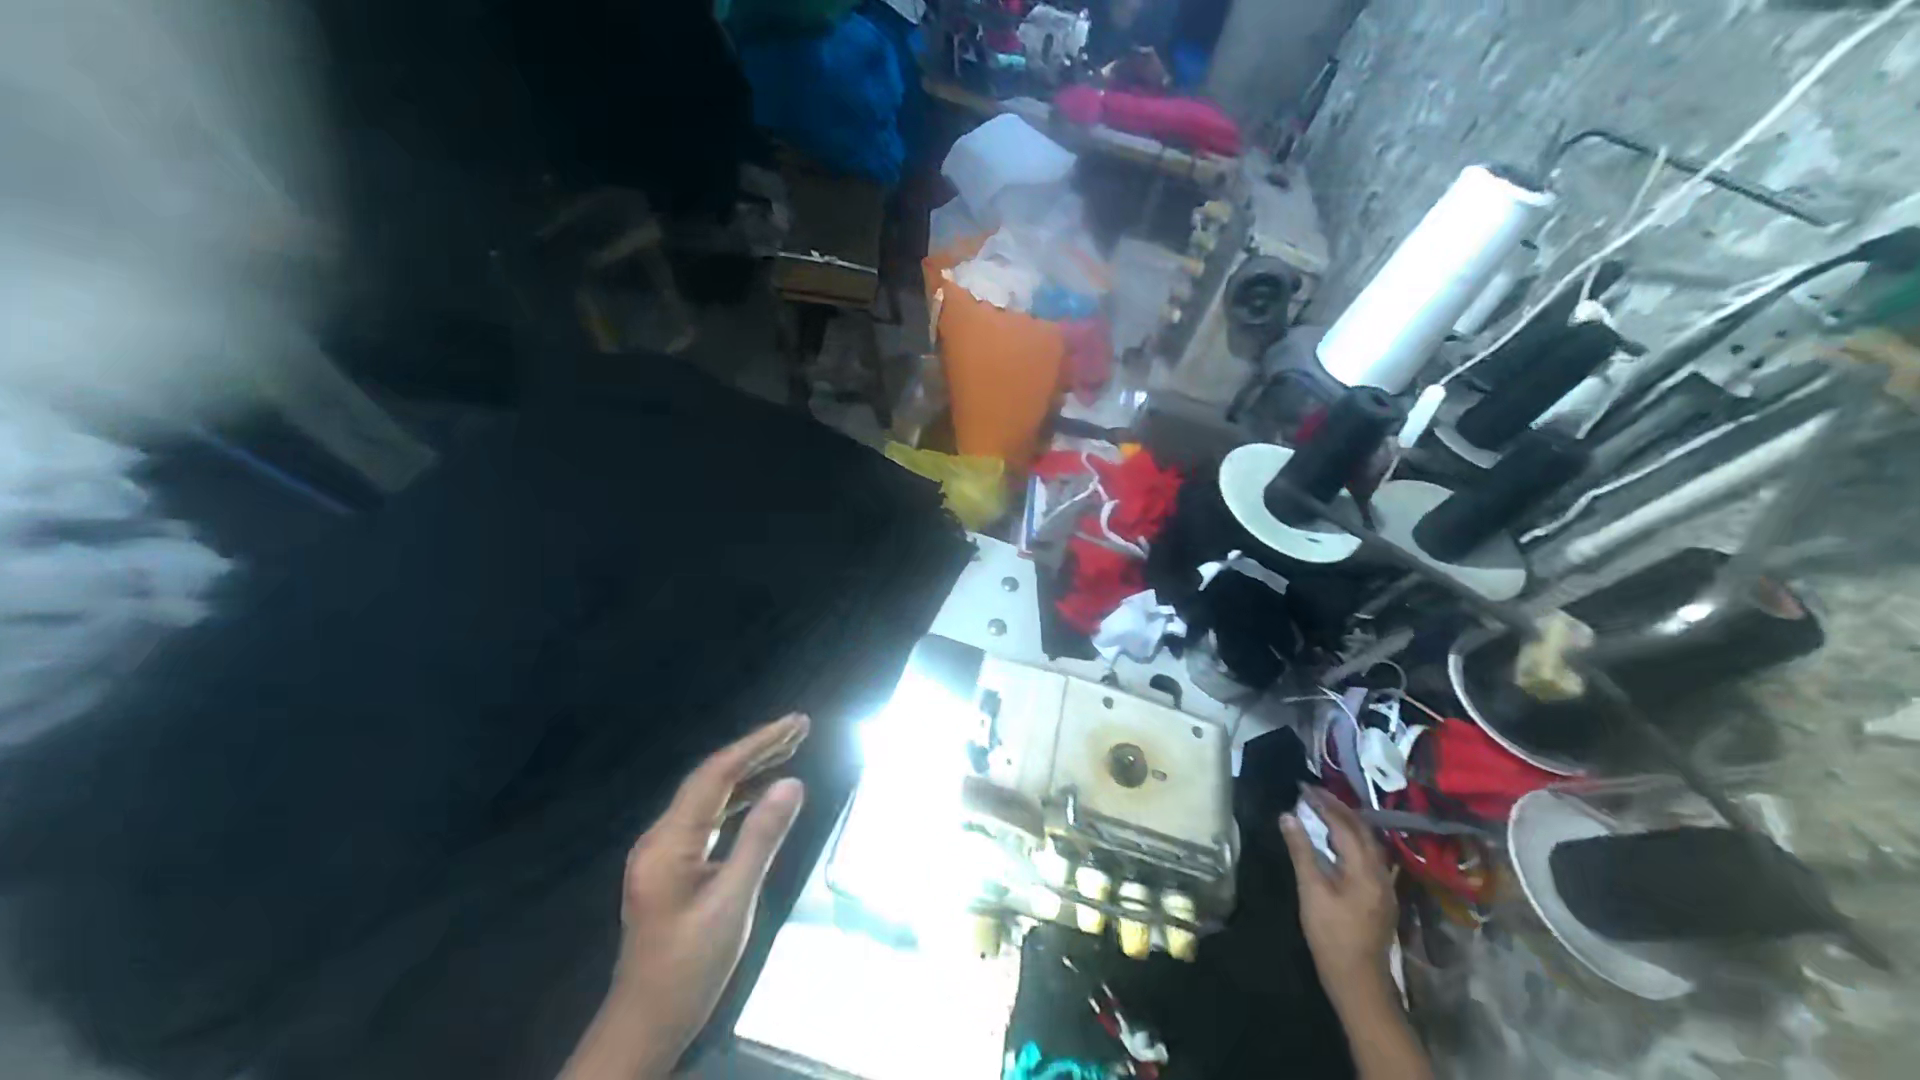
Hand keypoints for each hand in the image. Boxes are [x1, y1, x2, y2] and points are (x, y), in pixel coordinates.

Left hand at [561, 713, 808, 1079]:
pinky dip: (738, 800)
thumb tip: (793, 783)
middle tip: (799, 727)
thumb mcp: (733, 902)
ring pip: (710, 797)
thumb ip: (762, 839)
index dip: (758, 744)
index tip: (796, 724)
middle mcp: (661, 836)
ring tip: (789, 750)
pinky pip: (708, 818)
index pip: (717, 774)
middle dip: (756, 750)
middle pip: (712, 779)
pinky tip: (762, 796)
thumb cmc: (689, 969)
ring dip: (749, 772)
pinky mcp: (671, 866)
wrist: (644, 1025)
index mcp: (669, 841)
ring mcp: (663, 851)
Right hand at [1280, 787, 1397, 1000]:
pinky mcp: (1381, 896)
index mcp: (1365, 870)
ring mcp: (1385, 886)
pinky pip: (1368, 856)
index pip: (1344, 826)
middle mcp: (1381, 873)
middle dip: (1338, 808)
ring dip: (1347, 822)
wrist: (1358, 979)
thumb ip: (1301, 851)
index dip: (1323, 804)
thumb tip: (1288, 816)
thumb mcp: (1311, 890)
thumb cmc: (1330, 934)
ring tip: (1323, 809)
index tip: (1302, 788)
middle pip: (1362, 831)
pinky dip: (1351, 839)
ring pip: (1368, 843)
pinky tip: (1336, 840)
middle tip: (1312, 792)